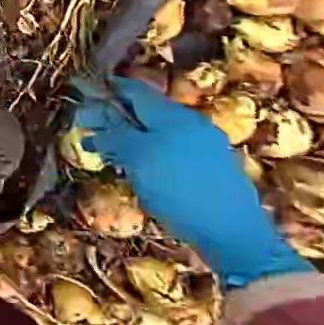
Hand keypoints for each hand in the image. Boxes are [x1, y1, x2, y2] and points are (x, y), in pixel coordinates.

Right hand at [72, 76, 313, 288]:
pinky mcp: (213, 172)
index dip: (110, 90)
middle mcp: (190, 123)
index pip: (134, 91)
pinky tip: (142, 175)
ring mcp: (206, 147)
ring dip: (133, 141)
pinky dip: (151, 156)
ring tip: (112, 156)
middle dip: (117, 120)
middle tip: (92, 132)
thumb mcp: (138, 158)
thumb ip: (115, 135)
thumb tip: (97, 121)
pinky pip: (174, 153)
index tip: (89, 94)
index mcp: (171, 114)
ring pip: (160, 135)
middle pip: (147, 113)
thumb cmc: (179, 188)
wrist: (234, 234)